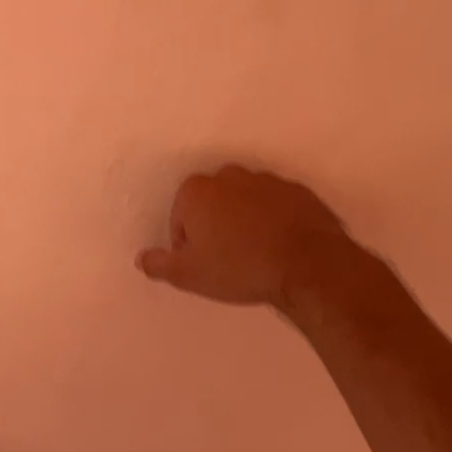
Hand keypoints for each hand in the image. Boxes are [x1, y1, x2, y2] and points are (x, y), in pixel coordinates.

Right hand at [137, 165, 348, 306]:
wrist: (309, 266)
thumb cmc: (238, 267)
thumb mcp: (188, 274)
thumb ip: (158, 264)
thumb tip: (142, 258)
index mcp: (197, 191)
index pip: (179, 218)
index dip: (187, 244)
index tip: (203, 263)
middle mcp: (230, 176)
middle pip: (212, 204)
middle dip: (214, 226)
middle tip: (226, 258)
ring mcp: (268, 181)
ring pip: (245, 203)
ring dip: (244, 223)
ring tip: (255, 255)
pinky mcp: (301, 193)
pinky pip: (277, 208)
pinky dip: (274, 223)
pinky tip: (279, 249)